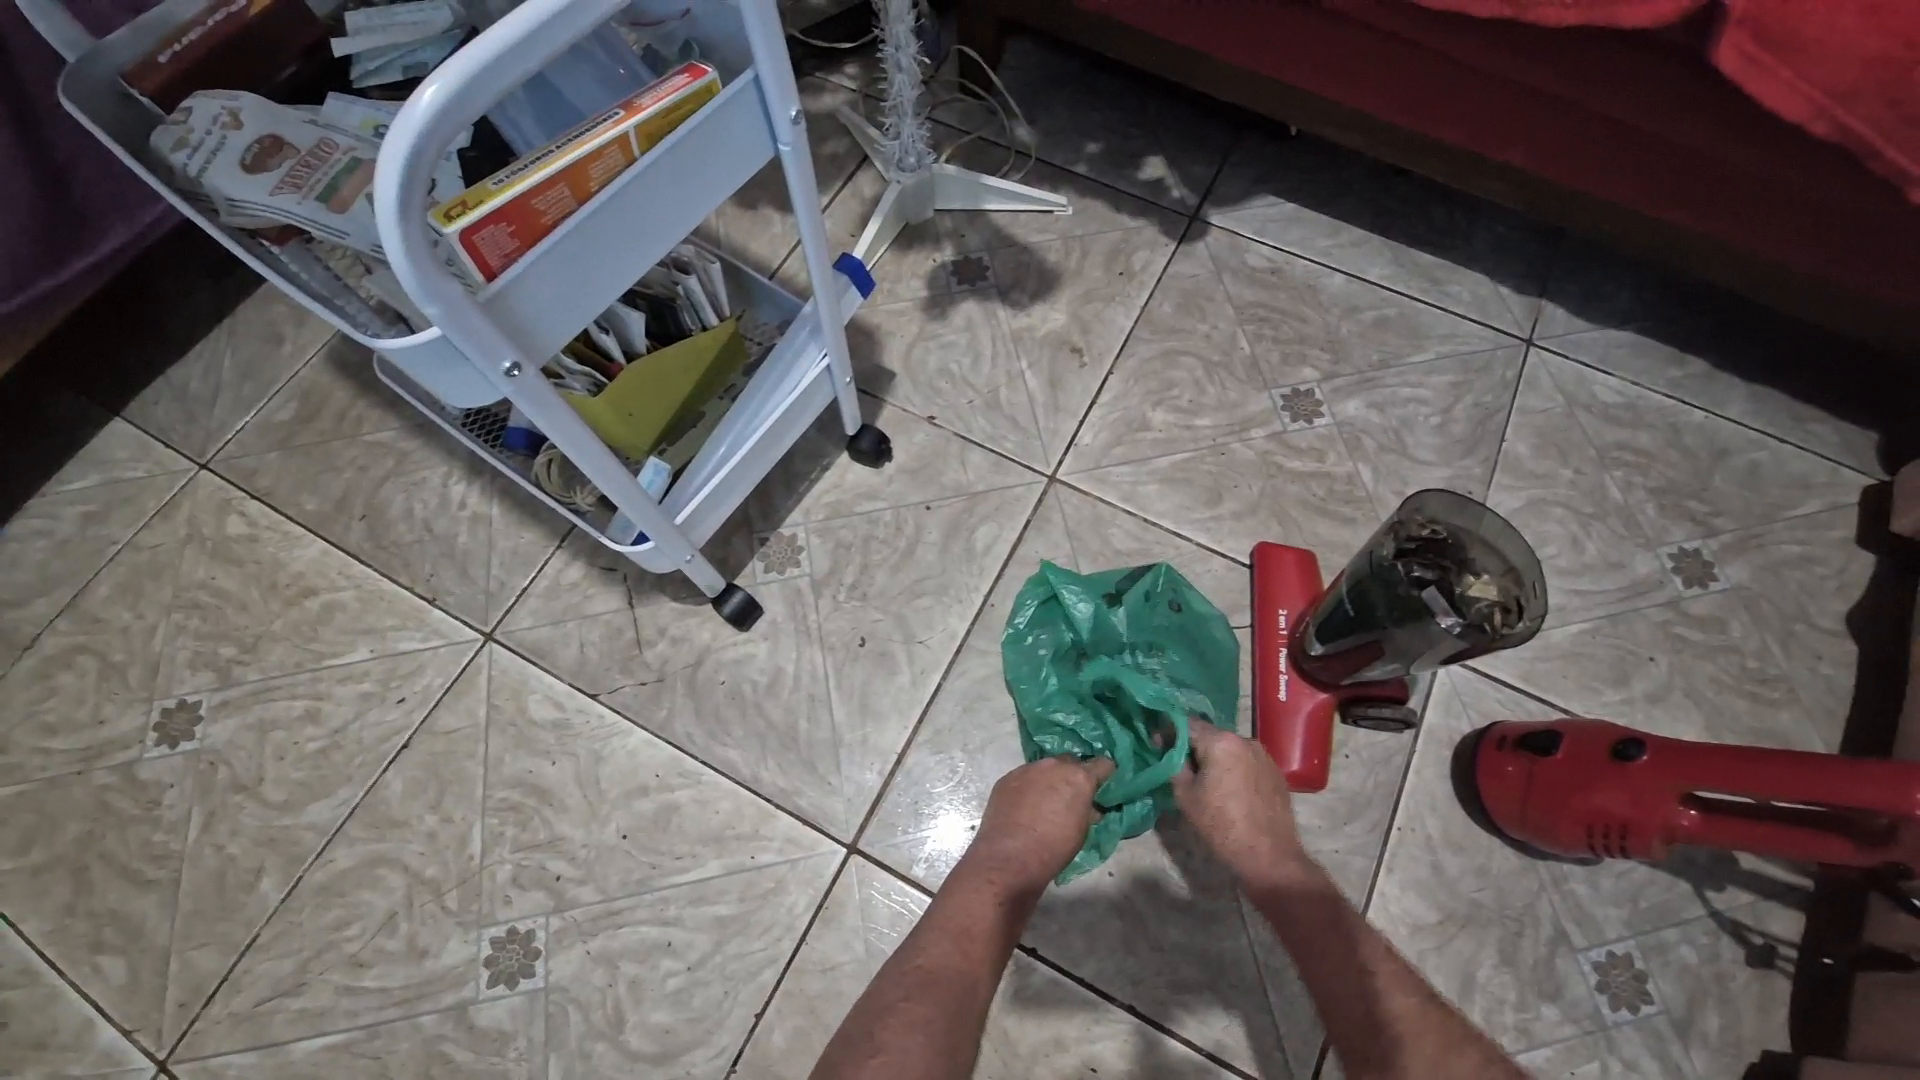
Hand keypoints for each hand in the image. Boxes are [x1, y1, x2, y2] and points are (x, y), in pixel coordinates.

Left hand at [960, 756, 1116, 899]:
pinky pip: (1024, 778)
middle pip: (1070, 762)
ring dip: (1049, 781)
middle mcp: (1054, 766)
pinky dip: (1028, 788)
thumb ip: (1087, 810)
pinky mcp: (1007, 778)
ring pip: (1045, 769)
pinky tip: (1024, 807)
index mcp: (1078, 777)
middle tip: (1071, 797)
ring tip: (1044, 803)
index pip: (1102, 764)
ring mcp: (1027, 769)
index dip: (1104, 774)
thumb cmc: (1054, 848)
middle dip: (1073, 776)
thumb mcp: (1081, 831)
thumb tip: (1089, 807)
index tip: (1102, 785)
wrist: (1009, 858)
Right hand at [1172, 718, 1311, 890]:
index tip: (1158, 748)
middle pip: (1210, 735)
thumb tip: (1168, 746)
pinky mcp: (1276, 772)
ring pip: (1229, 748)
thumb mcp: (1185, 795)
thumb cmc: (1221, 826)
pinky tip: (1230, 791)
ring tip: (1207, 783)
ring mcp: (1264, 755)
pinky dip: (1234, 769)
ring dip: (1215, 758)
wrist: (1269, 857)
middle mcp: (1244, 740)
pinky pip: (1246, 761)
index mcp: (1220, 742)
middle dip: (1194, 747)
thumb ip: (1174, 763)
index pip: (1186, 723)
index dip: (1169, 733)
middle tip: (1181, 769)